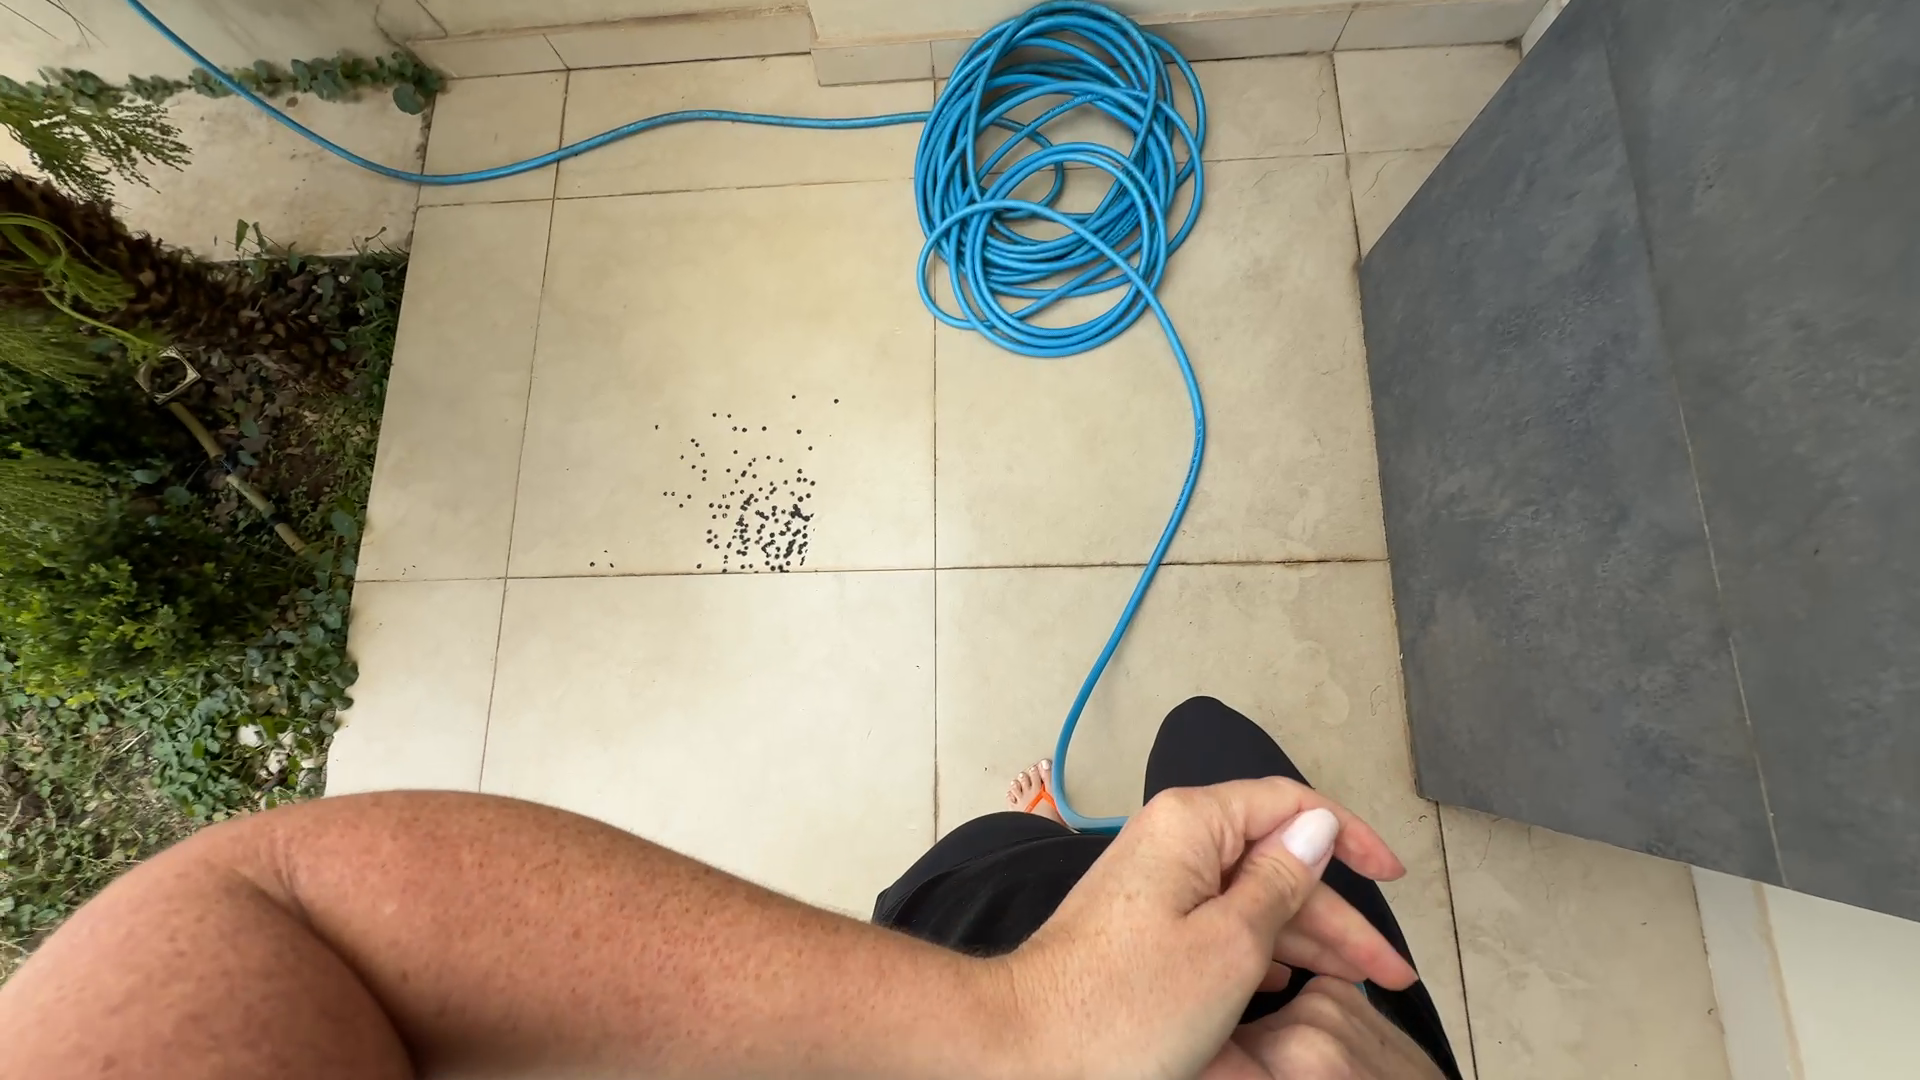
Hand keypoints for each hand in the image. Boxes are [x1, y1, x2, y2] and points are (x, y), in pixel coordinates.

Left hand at [1001, 777, 1417, 1079]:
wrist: (1031, 1040)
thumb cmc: (1129, 1001)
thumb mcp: (1230, 946)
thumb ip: (1279, 881)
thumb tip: (1316, 826)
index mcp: (1191, 824)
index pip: (1285, 801)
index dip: (1345, 832)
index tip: (1393, 872)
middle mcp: (1173, 838)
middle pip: (1273, 857)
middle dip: (1334, 911)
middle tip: (1389, 971)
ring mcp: (1159, 879)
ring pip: (1249, 894)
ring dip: (1304, 937)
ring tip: (1359, 986)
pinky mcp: (1149, 918)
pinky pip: (1218, 919)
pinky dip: (1261, 949)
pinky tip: (1294, 985)